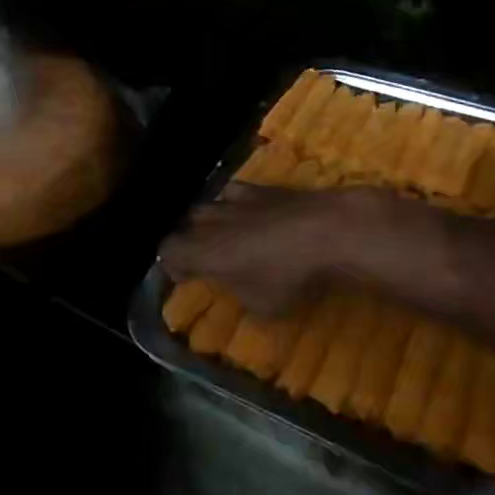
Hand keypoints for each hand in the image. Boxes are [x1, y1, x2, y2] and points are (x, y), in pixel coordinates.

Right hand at [160, 186, 391, 312]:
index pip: (168, 251)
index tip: (186, 276)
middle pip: (184, 225)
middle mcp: (211, 222)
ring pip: (208, 204)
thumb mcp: (262, 306)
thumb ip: (241, 297)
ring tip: (224, 233)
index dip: (172, 264)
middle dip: (189, 240)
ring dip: (210, 220)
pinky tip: (250, 212)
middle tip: (205, 257)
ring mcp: (237, 200)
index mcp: (202, 252)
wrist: (327, 231)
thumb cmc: (288, 276)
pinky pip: (237, 192)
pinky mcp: (263, 188)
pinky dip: (237, 202)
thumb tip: (241, 291)